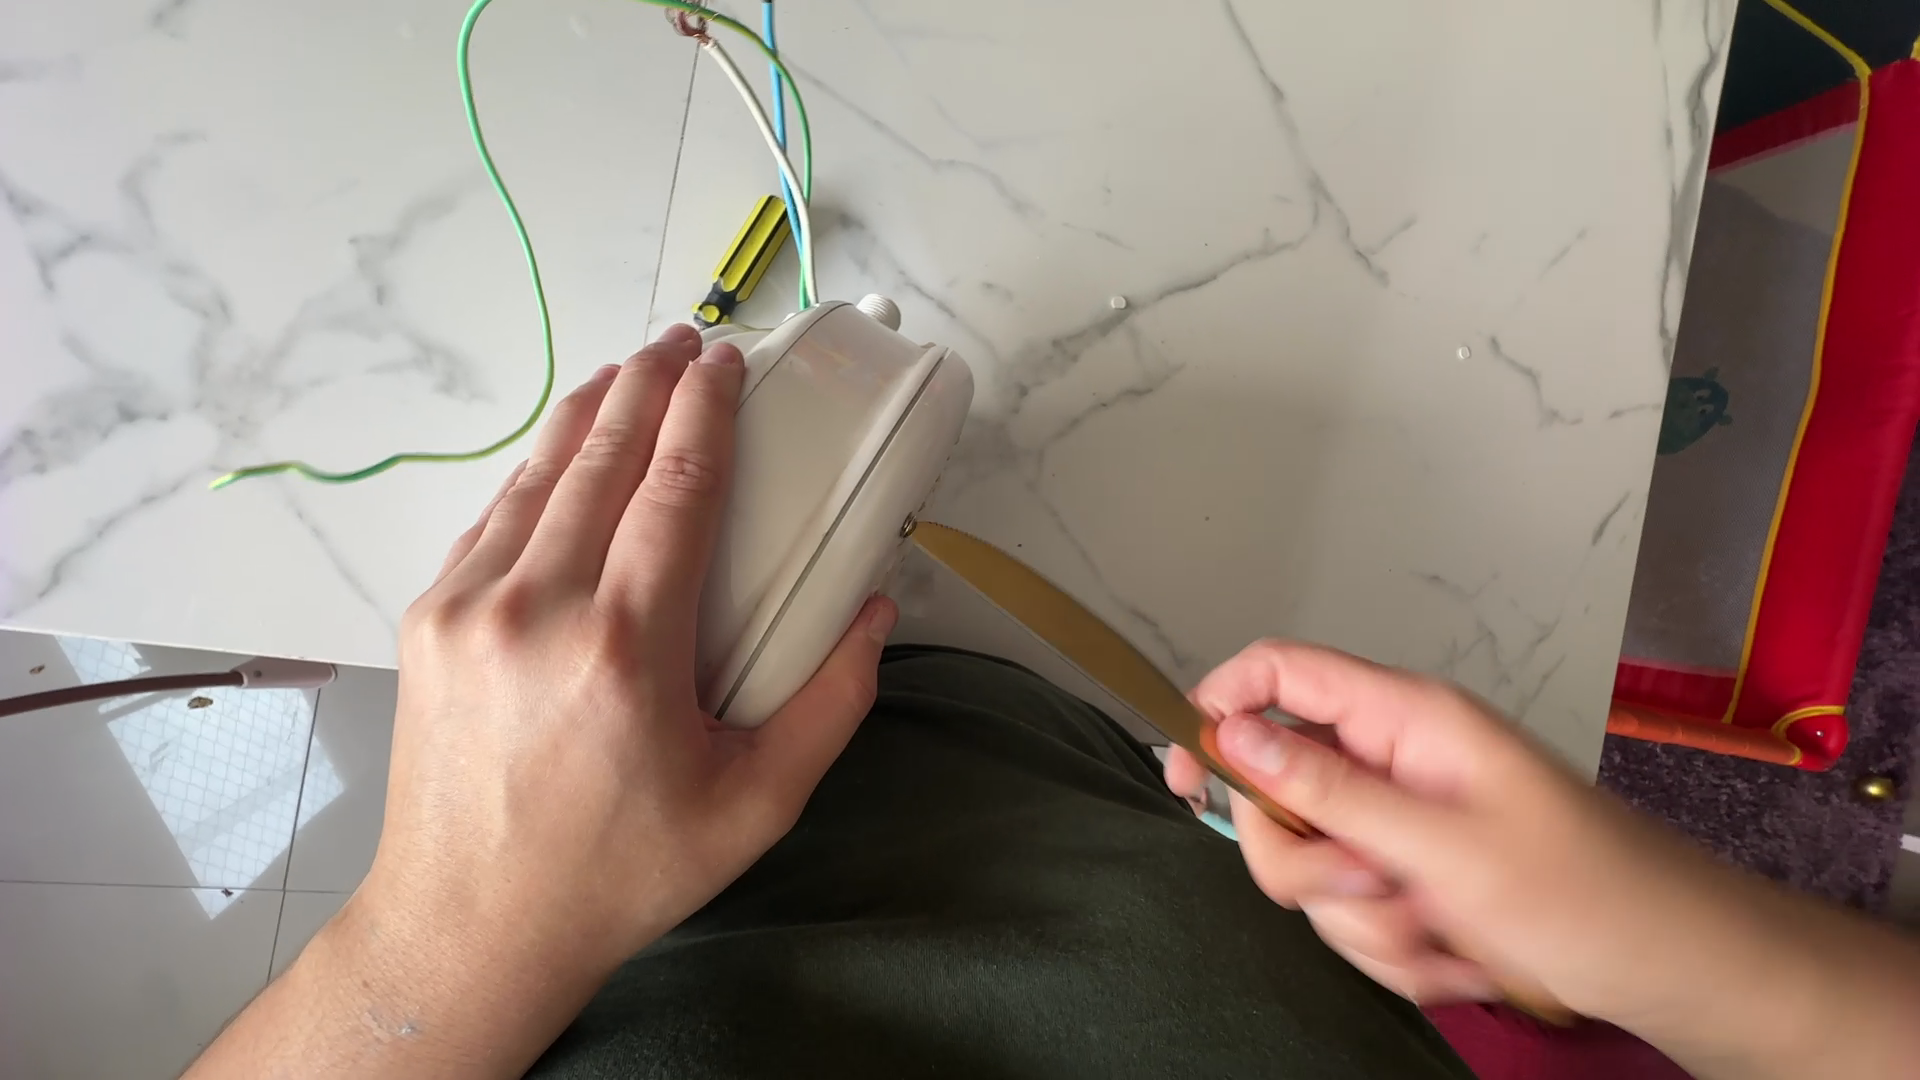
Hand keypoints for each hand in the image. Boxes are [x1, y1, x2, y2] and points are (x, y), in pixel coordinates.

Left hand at [367, 325, 895, 975]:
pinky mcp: (430, 619)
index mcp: (624, 644)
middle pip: (600, 456)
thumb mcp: (760, 801)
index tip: (728, 364)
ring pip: (540, 473)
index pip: (675, 488)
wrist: (470, 929)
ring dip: (591, 409)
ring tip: (634, 367)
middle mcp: (536, 605)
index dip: (707, 413)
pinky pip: (498, 514)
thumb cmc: (629, 866)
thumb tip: (873, 610)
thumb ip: (833, 702)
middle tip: (688, 340)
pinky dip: (544, 464)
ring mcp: (468, 606)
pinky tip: (569, 447)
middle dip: (650, 383)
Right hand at [1164, 642, 1919, 1078]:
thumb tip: (1229, 736)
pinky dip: (1384, 943)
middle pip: (1273, 783)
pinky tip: (1452, 956)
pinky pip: (1339, 904)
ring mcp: (1382, 816)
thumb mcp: (1443, 843)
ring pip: (1302, 856)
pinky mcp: (1392, 868)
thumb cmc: (1580, 891)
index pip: (1275, 672)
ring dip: (1356, 913)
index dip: (1219, 703)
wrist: (1677, 976)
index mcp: (1395, 715)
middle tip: (1367, 887)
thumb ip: (1327, 786)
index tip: (1188, 770)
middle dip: (1305, 854)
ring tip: (1436, 935)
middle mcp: (1378, 755)